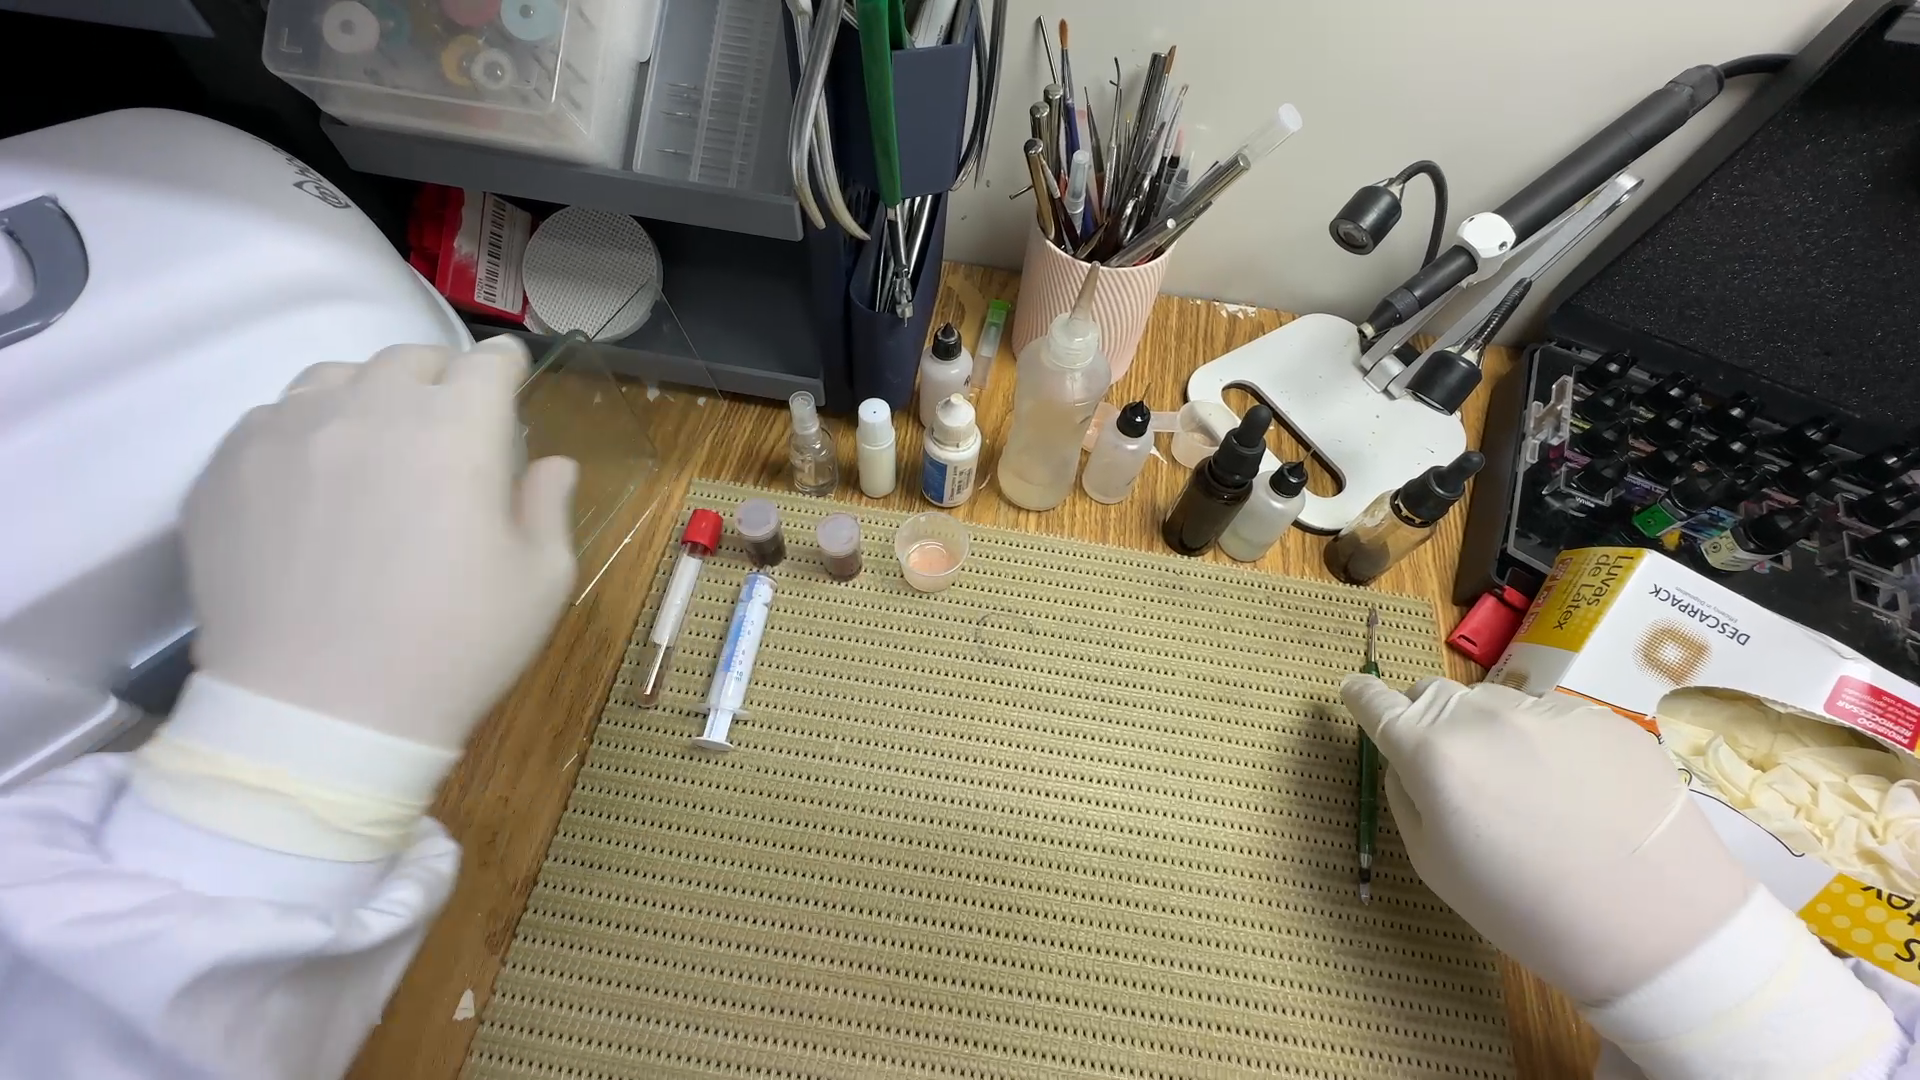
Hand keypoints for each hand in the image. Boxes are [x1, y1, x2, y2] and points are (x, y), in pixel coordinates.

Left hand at [184, 336, 577, 750]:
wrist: (324, 713)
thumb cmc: (459, 643)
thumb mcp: (543, 578)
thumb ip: (550, 504)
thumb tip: (551, 463)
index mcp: (456, 434)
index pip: (487, 366)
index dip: (508, 367)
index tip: (514, 376)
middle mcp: (367, 412)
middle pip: (411, 359)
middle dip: (446, 376)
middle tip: (459, 420)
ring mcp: (284, 435)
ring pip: (336, 377)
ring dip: (376, 394)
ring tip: (387, 441)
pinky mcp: (224, 470)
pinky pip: (274, 417)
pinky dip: (313, 427)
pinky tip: (326, 479)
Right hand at [1341, 676, 1752, 1004]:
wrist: (1663, 933)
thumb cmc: (1525, 909)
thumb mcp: (1431, 861)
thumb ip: (1405, 793)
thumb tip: (1405, 760)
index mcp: (1431, 753)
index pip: (1374, 699)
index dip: (1360, 696)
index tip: (1356, 694)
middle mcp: (1482, 717)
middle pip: (1430, 692)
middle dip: (1426, 719)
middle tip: (1454, 768)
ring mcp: (1546, 712)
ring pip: (1492, 703)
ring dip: (1488, 730)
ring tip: (1527, 787)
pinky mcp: (1603, 719)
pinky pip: (1550, 717)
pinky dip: (1545, 743)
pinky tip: (1576, 792)